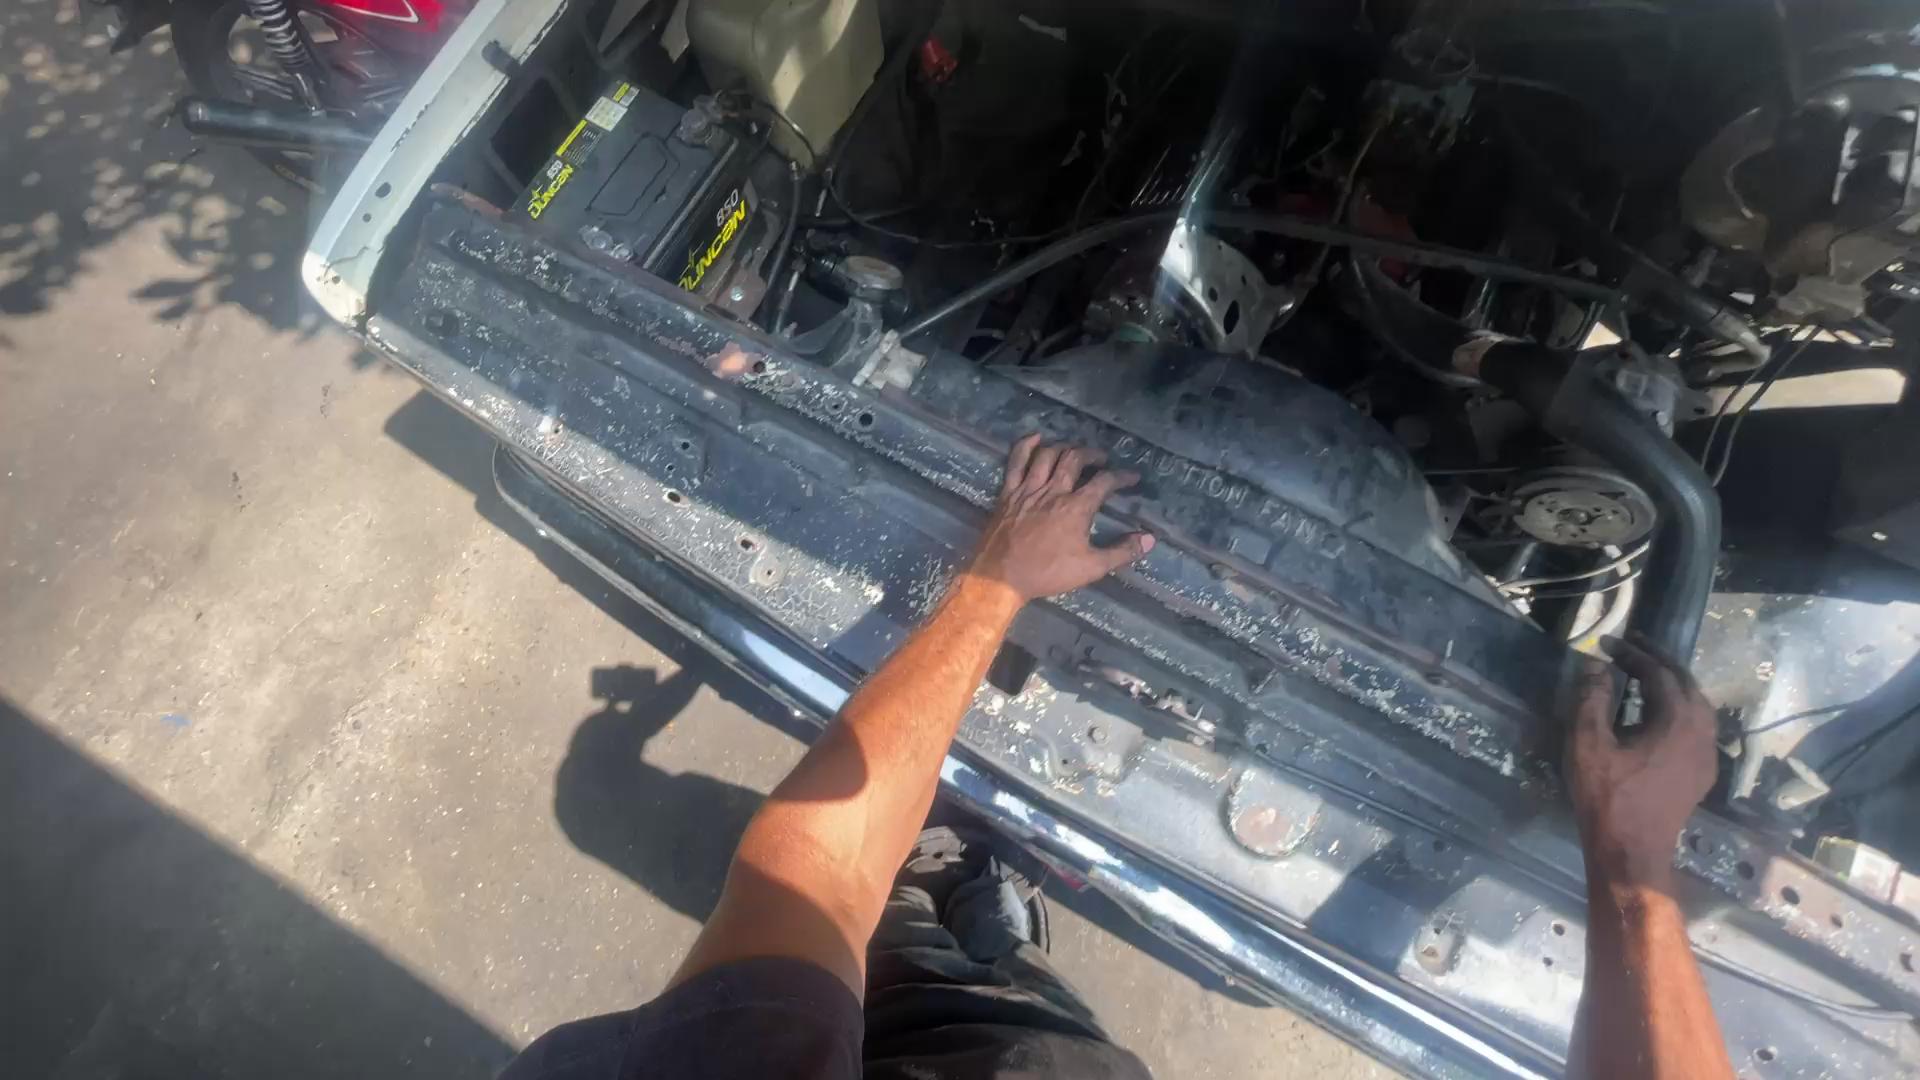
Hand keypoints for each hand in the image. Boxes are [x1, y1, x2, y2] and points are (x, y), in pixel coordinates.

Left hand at [965, 434, 1154, 602]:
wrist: (1001, 577)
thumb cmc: (1047, 574)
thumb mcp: (1091, 568)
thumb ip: (1122, 552)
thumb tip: (1149, 539)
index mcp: (1076, 507)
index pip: (1104, 481)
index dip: (1121, 476)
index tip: (1131, 477)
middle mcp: (1053, 491)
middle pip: (1075, 458)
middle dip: (1093, 454)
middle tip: (1101, 460)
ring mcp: (1028, 489)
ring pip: (1048, 455)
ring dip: (1064, 447)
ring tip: (1074, 451)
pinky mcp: (1008, 493)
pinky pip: (1016, 462)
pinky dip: (1026, 446)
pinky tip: (1036, 438)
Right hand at [1566, 634, 1719, 890]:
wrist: (1632, 847)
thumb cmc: (1605, 793)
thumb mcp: (1587, 742)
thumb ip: (1592, 700)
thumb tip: (1595, 666)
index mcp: (1677, 725)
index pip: (1661, 676)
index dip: (1634, 655)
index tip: (1607, 643)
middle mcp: (1702, 736)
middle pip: (1689, 687)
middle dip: (1660, 663)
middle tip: (1631, 647)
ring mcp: (1706, 756)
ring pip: (1698, 707)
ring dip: (1671, 684)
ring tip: (1642, 673)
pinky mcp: (1699, 770)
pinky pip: (1695, 725)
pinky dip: (1675, 705)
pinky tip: (1652, 710)